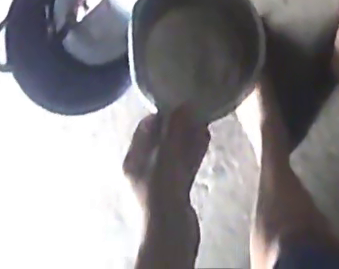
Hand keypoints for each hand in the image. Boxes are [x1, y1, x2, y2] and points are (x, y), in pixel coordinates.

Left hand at [124, 107, 208, 267]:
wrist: (171, 235)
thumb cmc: (161, 191)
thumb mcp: (166, 154)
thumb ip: (175, 128)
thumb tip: (183, 105)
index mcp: (132, 160)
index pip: (145, 128)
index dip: (160, 113)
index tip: (177, 102)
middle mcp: (144, 168)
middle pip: (162, 139)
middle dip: (178, 124)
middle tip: (194, 109)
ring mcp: (161, 180)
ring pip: (176, 151)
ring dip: (189, 136)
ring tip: (204, 120)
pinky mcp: (176, 190)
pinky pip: (185, 164)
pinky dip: (194, 150)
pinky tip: (206, 137)